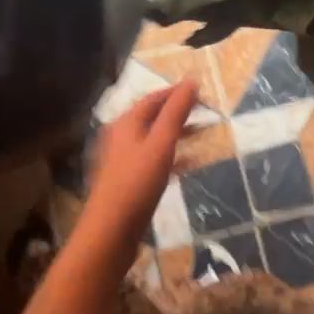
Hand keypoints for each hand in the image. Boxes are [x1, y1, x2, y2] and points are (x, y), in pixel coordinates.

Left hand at [85, 81, 197, 238]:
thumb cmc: (137, 183)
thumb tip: (191, 82)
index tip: (200, 91)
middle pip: (151, 116)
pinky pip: (150, 158)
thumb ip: (176, 113)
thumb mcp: (160, 144)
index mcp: (125, 122)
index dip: (176, 92)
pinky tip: (183, 166)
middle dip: (176, 112)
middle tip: (203, 112)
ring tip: (198, 136)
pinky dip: (168, 155)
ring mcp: (121, 159)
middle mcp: (119, 136)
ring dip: (174, 134)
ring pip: (151, 138)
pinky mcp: (125, 180)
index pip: (153, 98)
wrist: (110, 232)